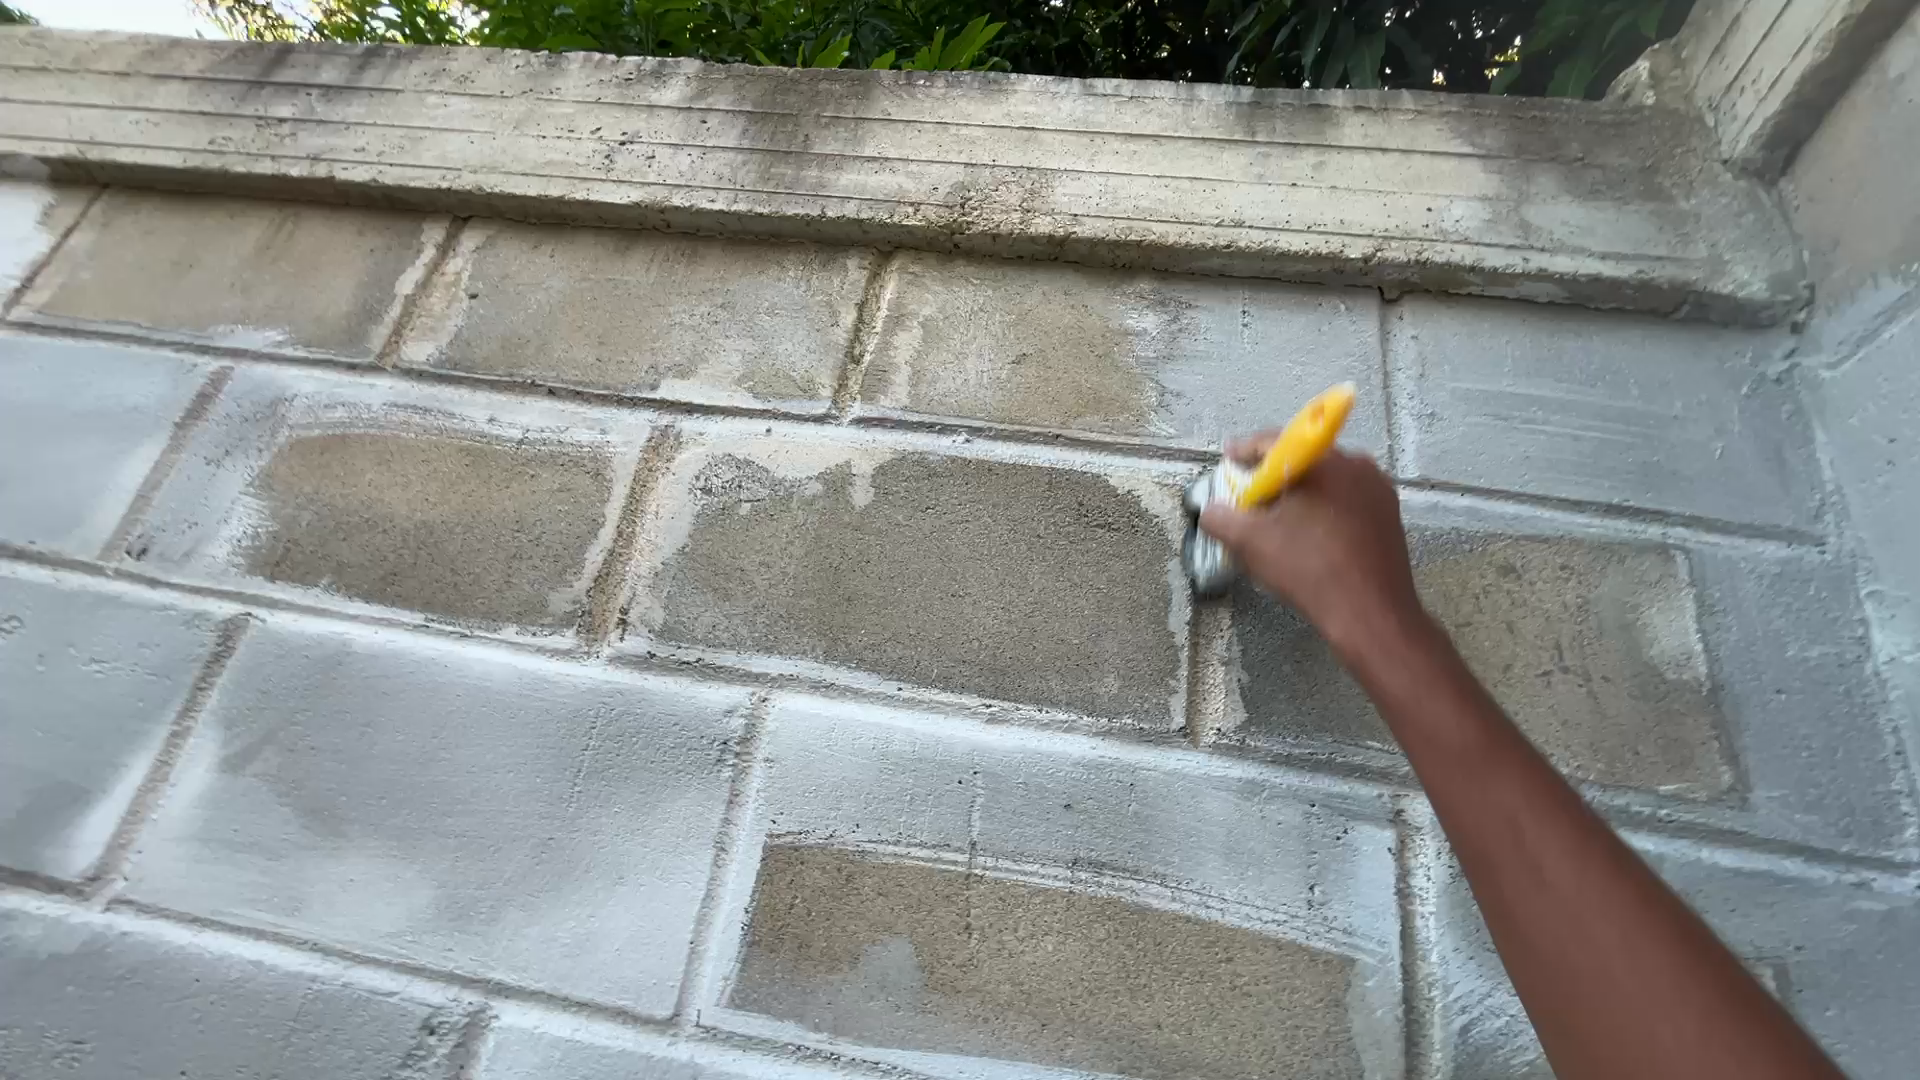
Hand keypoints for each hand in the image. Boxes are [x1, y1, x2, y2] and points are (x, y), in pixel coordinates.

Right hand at [1199, 440, 1425, 656]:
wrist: (1370, 613)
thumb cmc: (1307, 569)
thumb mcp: (1248, 542)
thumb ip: (1219, 518)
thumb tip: (1211, 509)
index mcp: (1321, 461)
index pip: (1273, 441)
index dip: (1245, 451)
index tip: (1228, 460)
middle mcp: (1355, 464)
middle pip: (1301, 460)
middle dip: (1272, 475)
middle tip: (1250, 498)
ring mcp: (1377, 489)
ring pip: (1326, 480)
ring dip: (1299, 493)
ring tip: (1279, 521)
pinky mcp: (1389, 514)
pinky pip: (1345, 499)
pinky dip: (1322, 509)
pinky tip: (1309, 536)